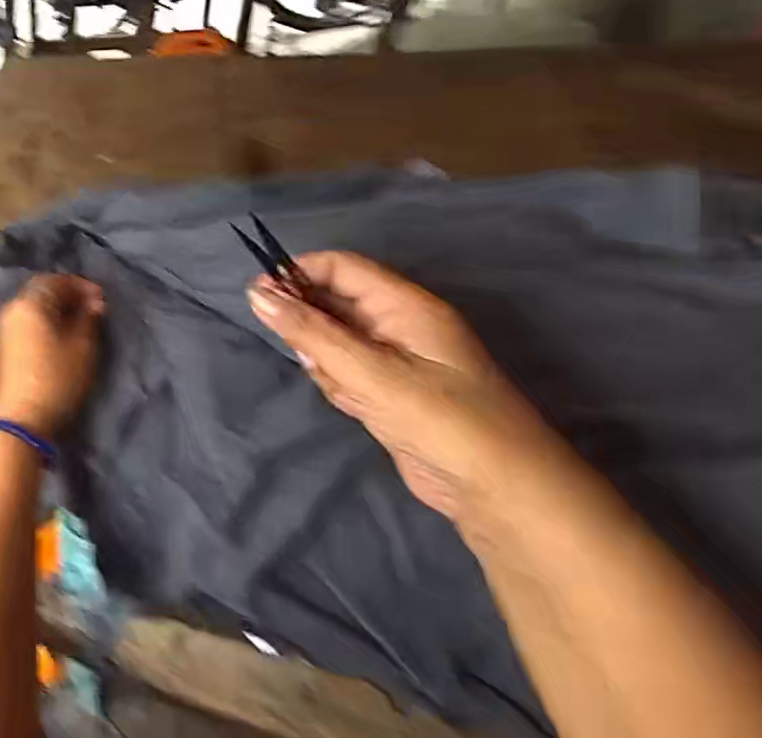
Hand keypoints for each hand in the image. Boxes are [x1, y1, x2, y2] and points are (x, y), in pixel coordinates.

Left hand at [0, 274, 106, 437]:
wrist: (23, 416)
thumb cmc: (57, 378)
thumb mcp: (82, 347)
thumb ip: (89, 318)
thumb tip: (92, 302)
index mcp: (29, 302)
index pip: (55, 280)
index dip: (81, 285)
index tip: (102, 299)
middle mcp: (13, 308)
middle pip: (42, 290)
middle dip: (69, 294)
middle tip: (93, 307)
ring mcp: (7, 326)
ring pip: (35, 305)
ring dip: (59, 307)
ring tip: (83, 321)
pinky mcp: (7, 343)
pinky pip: (29, 319)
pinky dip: (48, 319)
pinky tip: (64, 332)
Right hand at [248, 251, 562, 523]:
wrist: (505, 495)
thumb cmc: (443, 422)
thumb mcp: (368, 373)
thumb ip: (309, 331)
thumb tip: (256, 294)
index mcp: (406, 306)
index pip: (340, 266)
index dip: (296, 272)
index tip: (258, 296)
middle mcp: (399, 323)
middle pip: (332, 299)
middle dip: (307, 322)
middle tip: (305, 353)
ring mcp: (395, 356)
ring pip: (330, 336)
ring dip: (321, 357)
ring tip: (342, 387)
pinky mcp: (388, 386)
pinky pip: (341, 366)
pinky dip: (334, 380)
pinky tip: (352, 403)